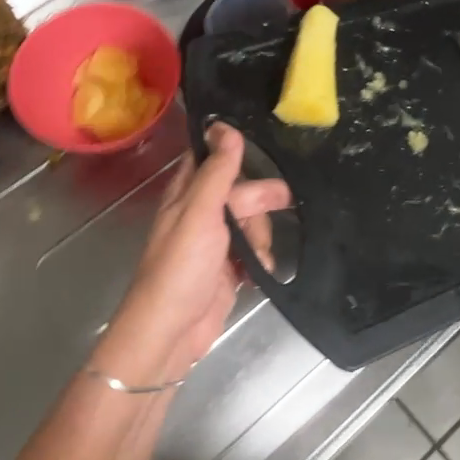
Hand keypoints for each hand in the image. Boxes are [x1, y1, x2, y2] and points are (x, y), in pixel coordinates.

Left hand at [93, 124, 290, 384]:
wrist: (172, 331)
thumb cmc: (180, 269)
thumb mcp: (200, 213)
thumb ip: (217, 172)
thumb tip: (225, 127)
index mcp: (186, 196)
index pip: (212, 160)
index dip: (234, 150)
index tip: (264, 146)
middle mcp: (200, 215)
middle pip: (241, 193)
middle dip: (261, 200)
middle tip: (286, 202)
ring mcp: (215, 245)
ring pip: (252, 223)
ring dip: (262, 237)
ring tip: (258, 256)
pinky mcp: (228, 271)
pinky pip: (254, 253)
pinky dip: (261, 261)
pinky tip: (261, 271)